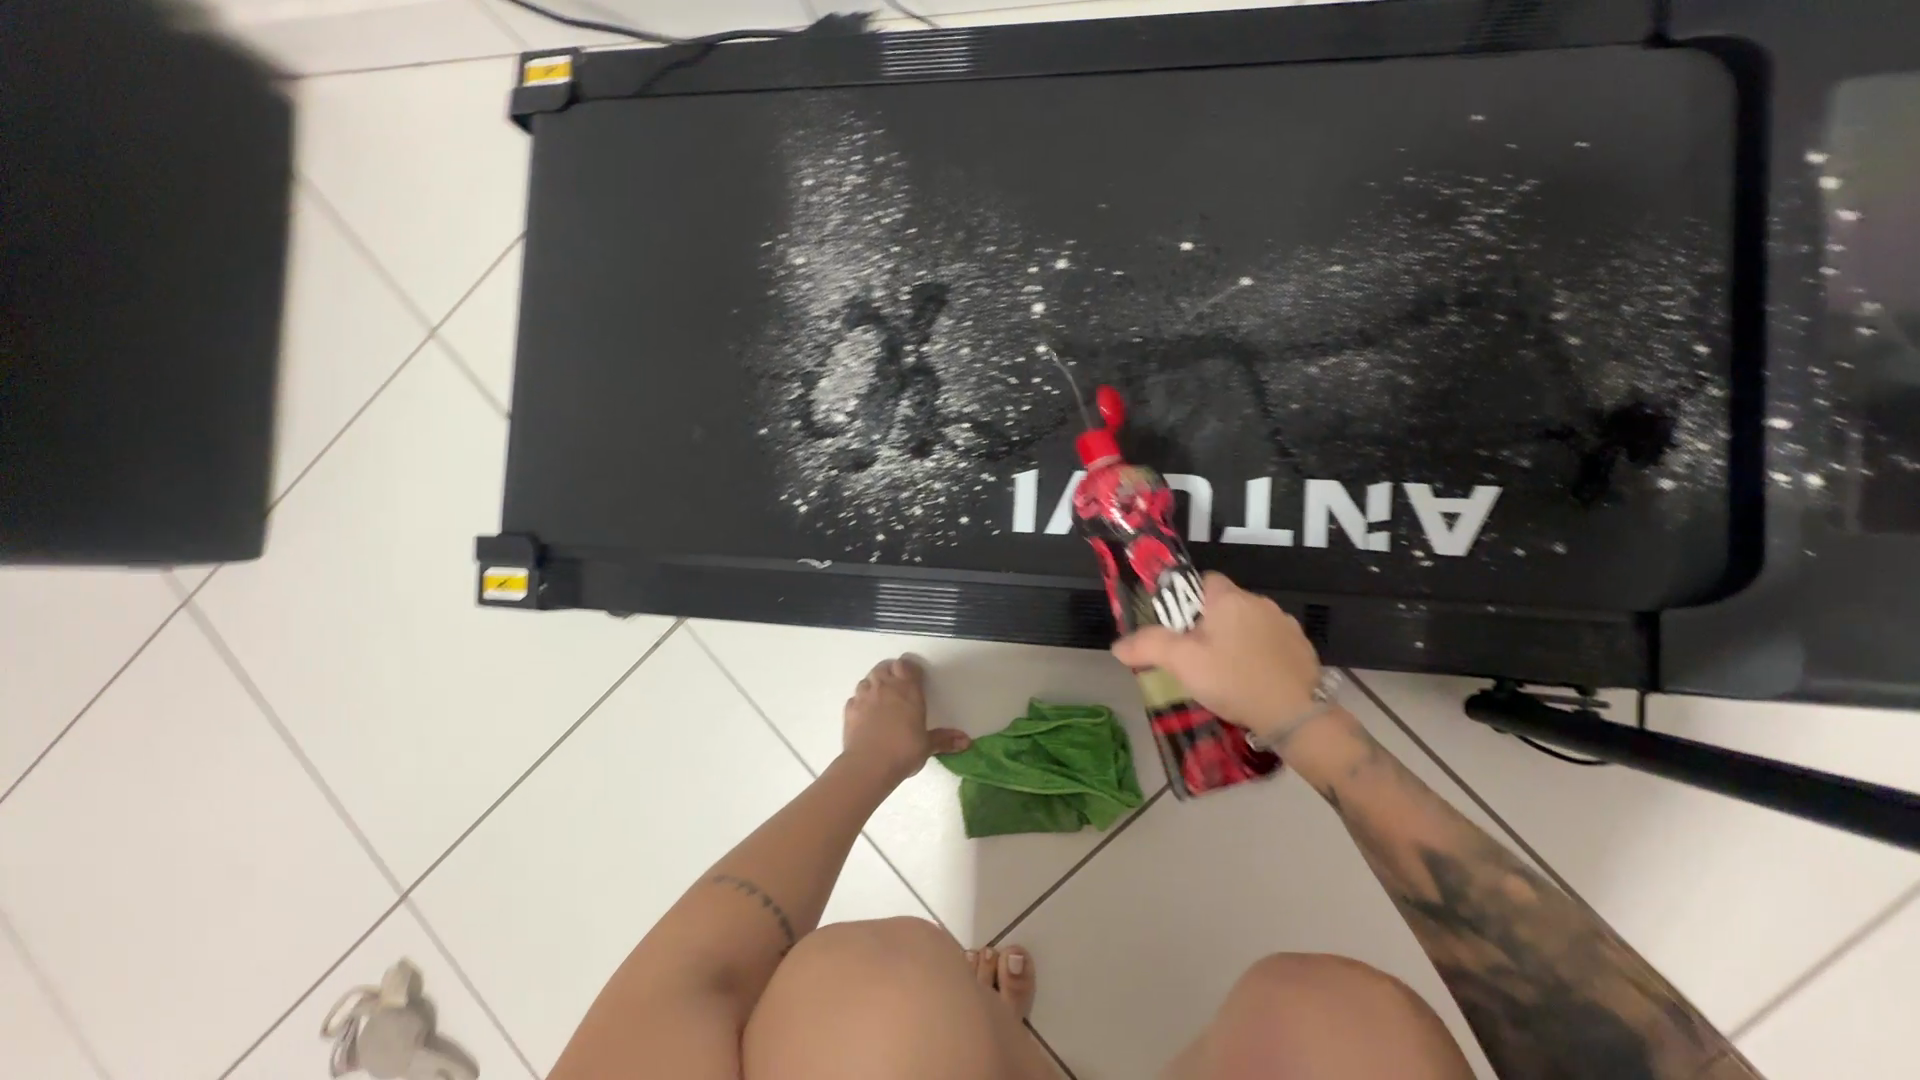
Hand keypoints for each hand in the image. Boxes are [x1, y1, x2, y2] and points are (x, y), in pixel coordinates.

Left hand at [841, 657, 970, 783]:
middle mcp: (885, 687)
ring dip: (874, 682)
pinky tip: (865, 711)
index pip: (907, 666)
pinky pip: (855, 697)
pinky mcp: (849, 709)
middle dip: (891, 671)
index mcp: (908, 690)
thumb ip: (945, 740)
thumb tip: (966, 741)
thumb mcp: (927, 746)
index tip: (915, 677)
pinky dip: (860, 700)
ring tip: (881, 695)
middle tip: (898, 684)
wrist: (869, 765)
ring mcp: (864, 696)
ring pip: (868, 679)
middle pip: (885, 667)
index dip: (910, 669)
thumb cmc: (904, 751)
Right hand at [1111, 572, 1327, 744]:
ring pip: (1250, 623)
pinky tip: (1255, 679)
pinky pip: (1272, 641)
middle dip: (1212, 623)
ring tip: (1227, 671)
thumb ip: (1148, 647)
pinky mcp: (1302, 646)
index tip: (1181, 628)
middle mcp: (1259, 602)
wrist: (1294, 713)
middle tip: (1197, 656)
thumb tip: (1118, 645)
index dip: (1188, 600)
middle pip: (1226, 604)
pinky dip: (1261, 654)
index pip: (1204, 581)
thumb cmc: (1233, 679)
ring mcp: (1285, 624)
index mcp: (1228, 599)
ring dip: (1238, 638)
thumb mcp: (1182, 663)